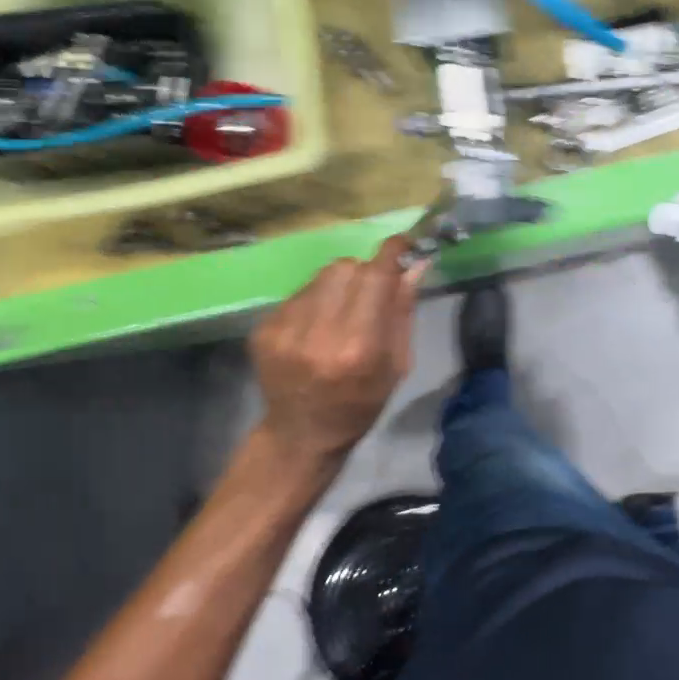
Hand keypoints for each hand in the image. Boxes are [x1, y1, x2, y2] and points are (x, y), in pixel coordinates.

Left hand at [250, 237, 424, 462]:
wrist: (301, 435)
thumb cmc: (361, 403)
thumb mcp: (396, 364)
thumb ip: (402, 311)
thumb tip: (415, 265)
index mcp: (358, 346)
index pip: (376, 277)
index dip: (391, 253)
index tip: (403, 244)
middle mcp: (319, 333)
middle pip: (346, 268)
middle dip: (363, 273)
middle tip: (369, 295)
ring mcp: (284, 330)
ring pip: (321, 276)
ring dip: (338, 286)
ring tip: (340, 314)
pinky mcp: (263, 329)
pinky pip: (298, 294)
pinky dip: (314, 302)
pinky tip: (315, 329)